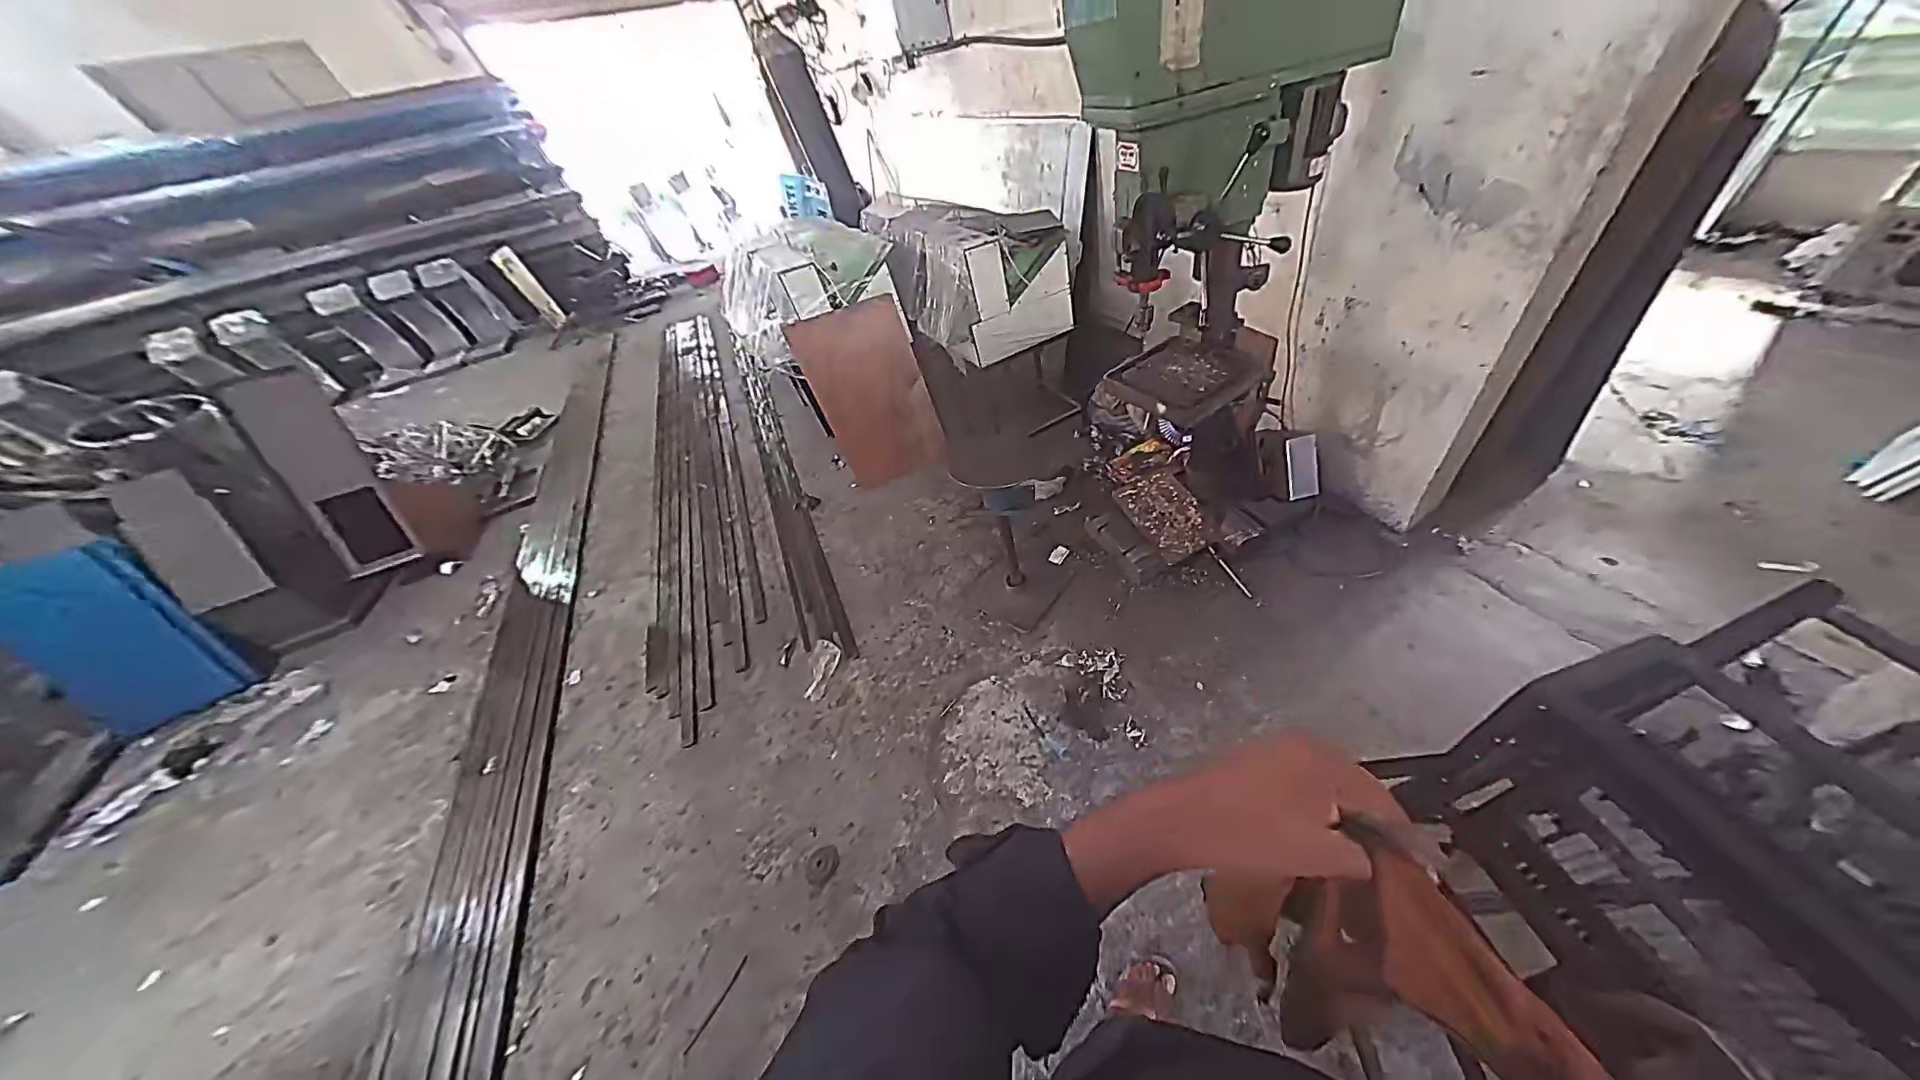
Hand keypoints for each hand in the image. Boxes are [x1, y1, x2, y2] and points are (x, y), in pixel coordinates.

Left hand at [1063, 736, 1407, 912]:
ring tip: (1361, 853)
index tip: (1427, 870)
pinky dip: (1319, 807)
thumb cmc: (1247, 835)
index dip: (1406, 837)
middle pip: (1358, 787)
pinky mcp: (1257, 762)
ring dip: (1347, 816)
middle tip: (1396, 863)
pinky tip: (1319, 832)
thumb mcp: (1314, 853)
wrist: (1178, 818)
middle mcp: (1304, 745)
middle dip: (1377, 824)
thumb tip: (1374, 860)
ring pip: (1329, 785)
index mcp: (1324, 761)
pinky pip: (1304, 784)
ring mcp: (1276, 750)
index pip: (1382, 799)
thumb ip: (1357, 856)